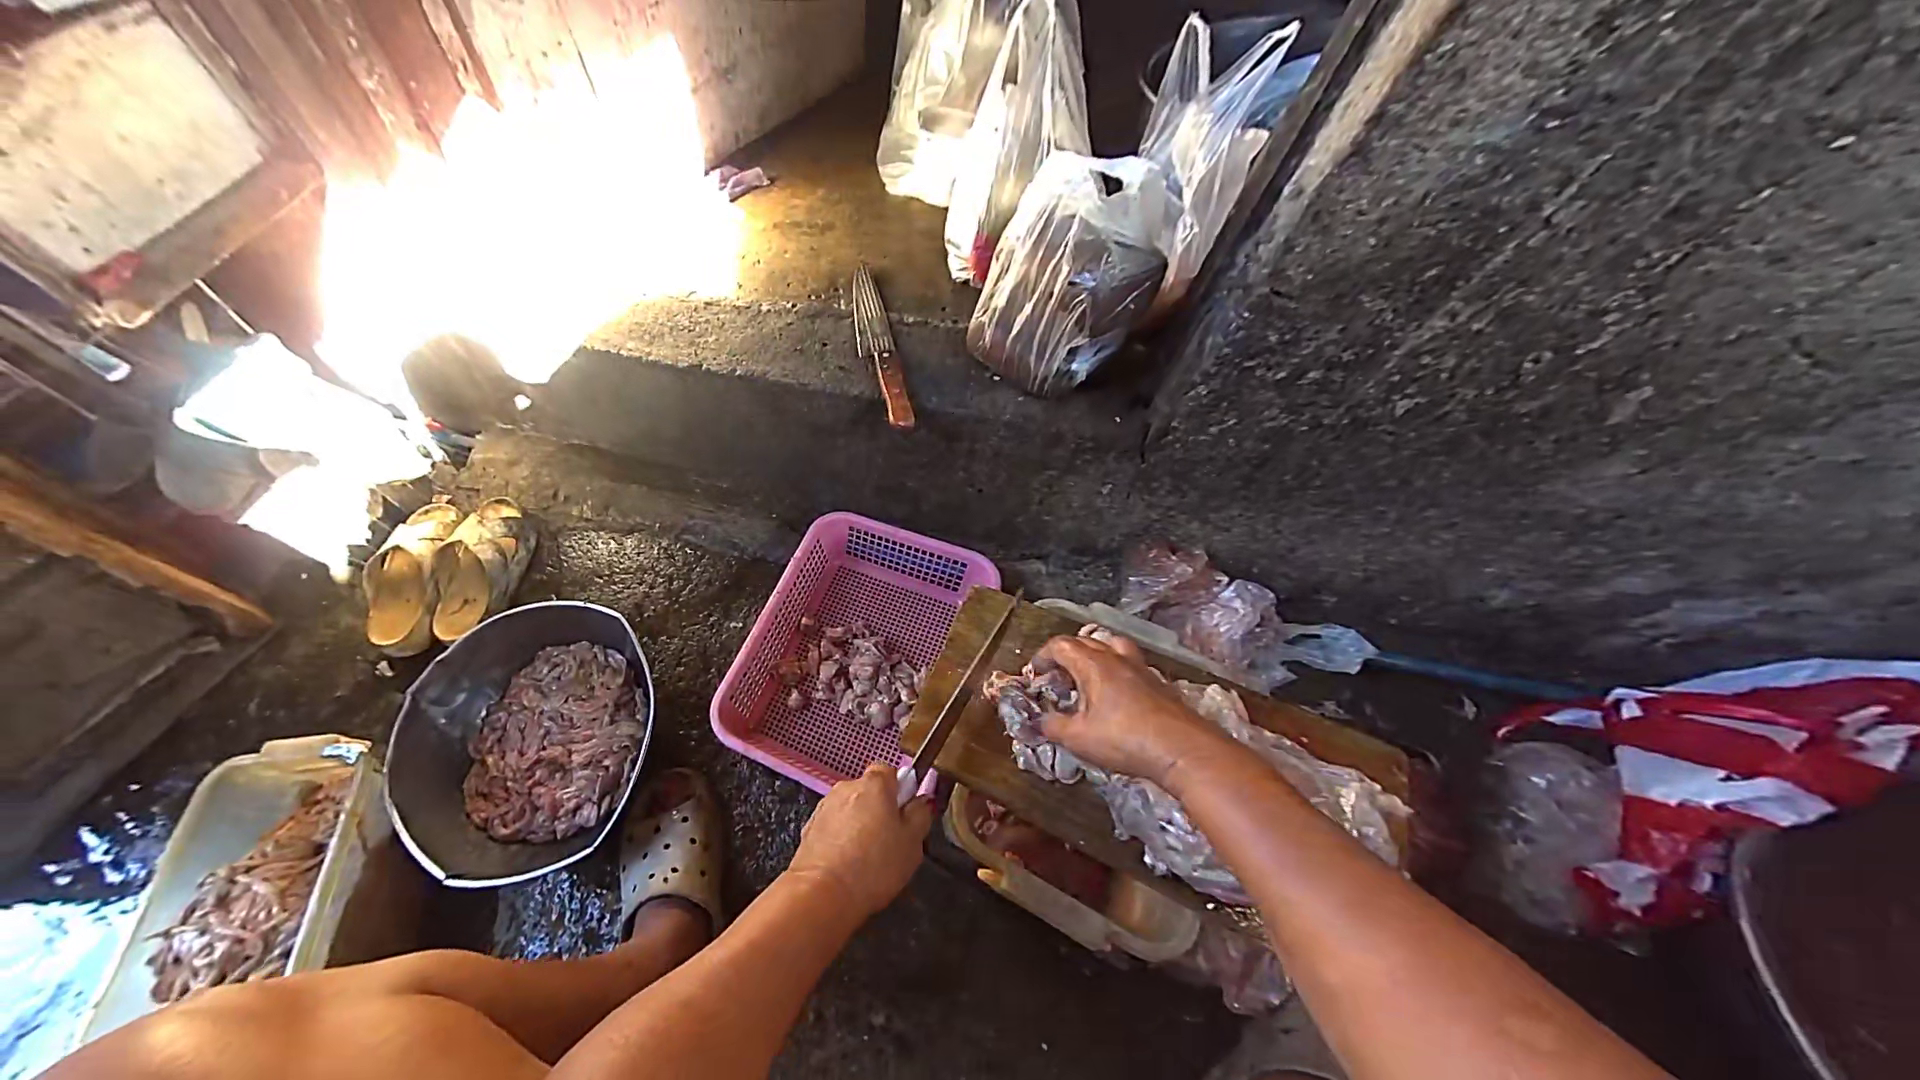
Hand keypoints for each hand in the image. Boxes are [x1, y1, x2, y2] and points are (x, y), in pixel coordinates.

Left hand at [788, 764, 933, 916]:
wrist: (822, 895)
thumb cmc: (872, 866)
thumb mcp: (913, 842)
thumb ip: (921, 814)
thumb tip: (923, 802)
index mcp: (875, 784)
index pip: (891, 772)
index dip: (901, 791)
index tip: (907, 813)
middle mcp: (847, 788)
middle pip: (869, 792)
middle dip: (879, 810)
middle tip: (892, 840)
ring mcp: (824, 808)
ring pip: (850, 811)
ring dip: (859, 826)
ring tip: (868, 859)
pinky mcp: (808, 831)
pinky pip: (833, 829)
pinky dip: (841, 841)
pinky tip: (848, 866)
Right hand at [1035, 632, 1236, 788]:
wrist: (1182, 748)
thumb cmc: (1124, 739)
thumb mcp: (1078, 738)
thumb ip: (1053, 726)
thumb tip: (1039, 721)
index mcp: (1093, 664)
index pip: (1060, 645)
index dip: (1043, 656)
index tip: (1035, 673)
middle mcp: (1116, 658)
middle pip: (1086, 641)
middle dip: (1066, 656)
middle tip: (1058, 679)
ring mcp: (1141, 668)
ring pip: (1113, 647)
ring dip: (1096, 656)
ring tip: (1088, 679)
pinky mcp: (1159, 683)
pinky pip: (1131, 665)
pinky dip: (1117, 672)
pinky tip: (1116, 697)